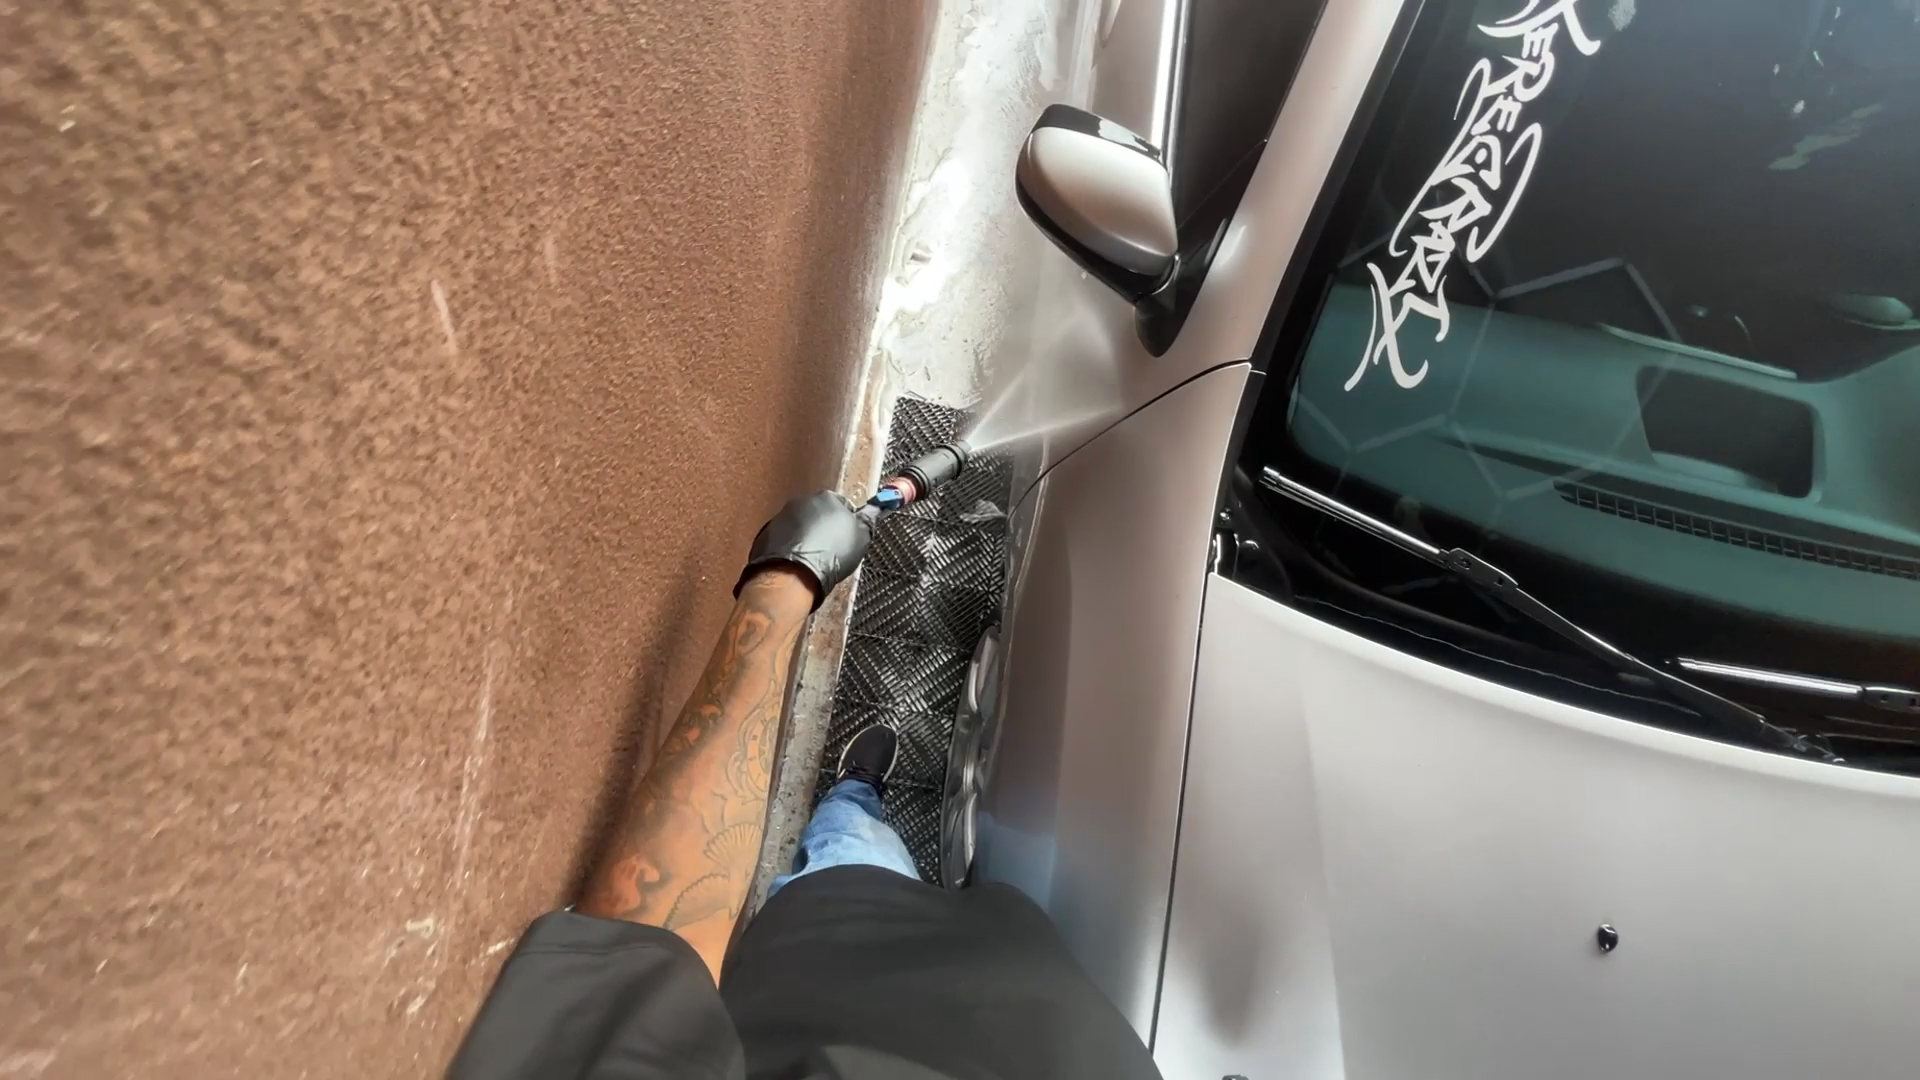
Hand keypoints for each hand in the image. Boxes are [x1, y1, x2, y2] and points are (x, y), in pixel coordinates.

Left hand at [736, 491, 872, 607]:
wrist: (794, 574)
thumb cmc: (833, 554)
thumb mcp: (862, 537)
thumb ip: (868, 520)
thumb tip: (877, 507)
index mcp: (828, 498)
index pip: (843, 506)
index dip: (847, 524)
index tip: (846, 541)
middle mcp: (802, 501)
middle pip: (819, 513)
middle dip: (824, 528)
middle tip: (830, 551)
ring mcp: (781, 516)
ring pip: (800, 525)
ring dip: (806, 537)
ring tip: (813, 560)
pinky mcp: (766, 533)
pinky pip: (783, 538)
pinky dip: (791, 547)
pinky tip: (797, 563)